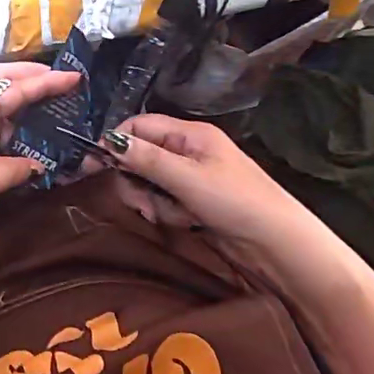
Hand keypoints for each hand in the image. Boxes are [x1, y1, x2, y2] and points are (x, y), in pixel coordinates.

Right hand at [103, 114, 338, 272]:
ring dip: (152, 200)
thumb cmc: (236, 202)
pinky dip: (167, 212)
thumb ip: (145, 158)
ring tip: (171, 215)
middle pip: (139, 156)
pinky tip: (185, 222)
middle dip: (135, 180)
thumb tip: (106, 140)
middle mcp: (187, 151)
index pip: (139, 126)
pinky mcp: (193, 201)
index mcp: (190, 134)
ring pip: (148, 182)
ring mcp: (190, 177)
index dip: (115, 143)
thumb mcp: (187, 178)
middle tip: (143, 202)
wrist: (279, 246)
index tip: (94, 166)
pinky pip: (163, 200)